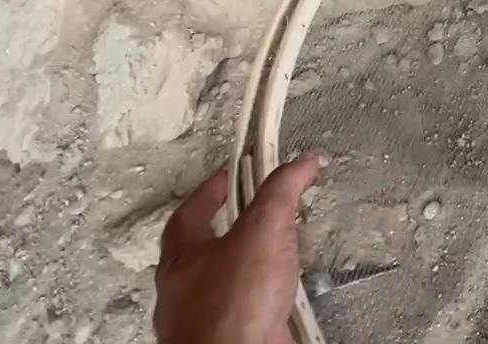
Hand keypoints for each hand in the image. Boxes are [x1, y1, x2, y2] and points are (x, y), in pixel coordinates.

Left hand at [154, 153, 325, 343]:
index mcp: (182, 260)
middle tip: (268, 209)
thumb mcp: (264, 227)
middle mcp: (184, 292)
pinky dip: (270, 294)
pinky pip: (250, 308)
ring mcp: (204, 321)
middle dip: (238, 226)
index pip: (190, 213)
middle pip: (206, 248)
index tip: (236, 172)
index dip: (214, 189)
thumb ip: (283, 189)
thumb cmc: (235, 303)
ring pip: (227, 281)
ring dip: (257, 262)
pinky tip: (290, 290)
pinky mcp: (231, 339)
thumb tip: (305, 161)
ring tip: (288, 248)